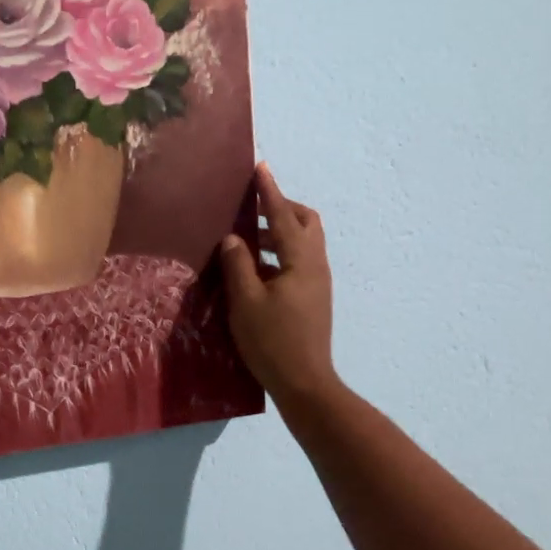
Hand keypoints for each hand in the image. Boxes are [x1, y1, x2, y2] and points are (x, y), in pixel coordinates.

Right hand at [219, 164, 340, 409]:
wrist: (304, 381)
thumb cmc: (272, 341)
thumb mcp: (246, 302)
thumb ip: (238, 266)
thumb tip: (233, 239)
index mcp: (301, 261)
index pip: (283, 216)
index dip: (269, 192)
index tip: (260, 168)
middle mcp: (315, 265)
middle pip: (305, 222)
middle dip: (281, 208)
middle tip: (252, 207)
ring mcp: (317, 281)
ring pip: (303, 241)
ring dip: (278, 231)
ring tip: (246, 238)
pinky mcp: (313, 297)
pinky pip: (299, 259)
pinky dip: (280, 251)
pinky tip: (257, 267)